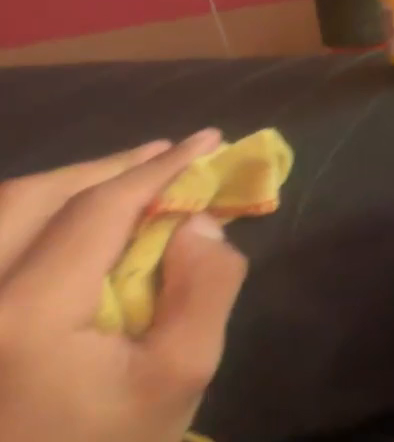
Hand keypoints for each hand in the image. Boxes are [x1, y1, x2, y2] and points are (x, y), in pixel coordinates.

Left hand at [0, 131, 247, 441]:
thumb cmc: (108, 439)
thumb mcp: (182, 370)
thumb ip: (206, 286)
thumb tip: (200, 221)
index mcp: (24, 316)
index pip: (97, 211)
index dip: (159, 168)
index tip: (210, 142)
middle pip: (25, 201)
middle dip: (105, 168)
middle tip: (168, 156)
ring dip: (64, 190)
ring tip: (126, 183)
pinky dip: (29, 222)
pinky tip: (71, 225)